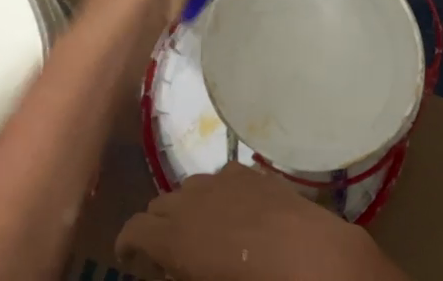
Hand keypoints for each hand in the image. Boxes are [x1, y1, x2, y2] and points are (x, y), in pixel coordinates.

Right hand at [116, 165, 405, 280]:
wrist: (314, 259)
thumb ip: (179, 277)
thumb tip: (169, 272)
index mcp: (172, 235)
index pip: (133, 230)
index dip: (128, 248)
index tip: (133, 265)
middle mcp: (191, 199)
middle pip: (158, 206)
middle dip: (157, 229)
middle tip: (169, 259)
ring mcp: (222, 181)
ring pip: (188, 188)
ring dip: (187, 209)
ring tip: (203, 235)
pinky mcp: (252, 173)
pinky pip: (221, 180)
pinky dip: (218, 195)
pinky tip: (235, 215)